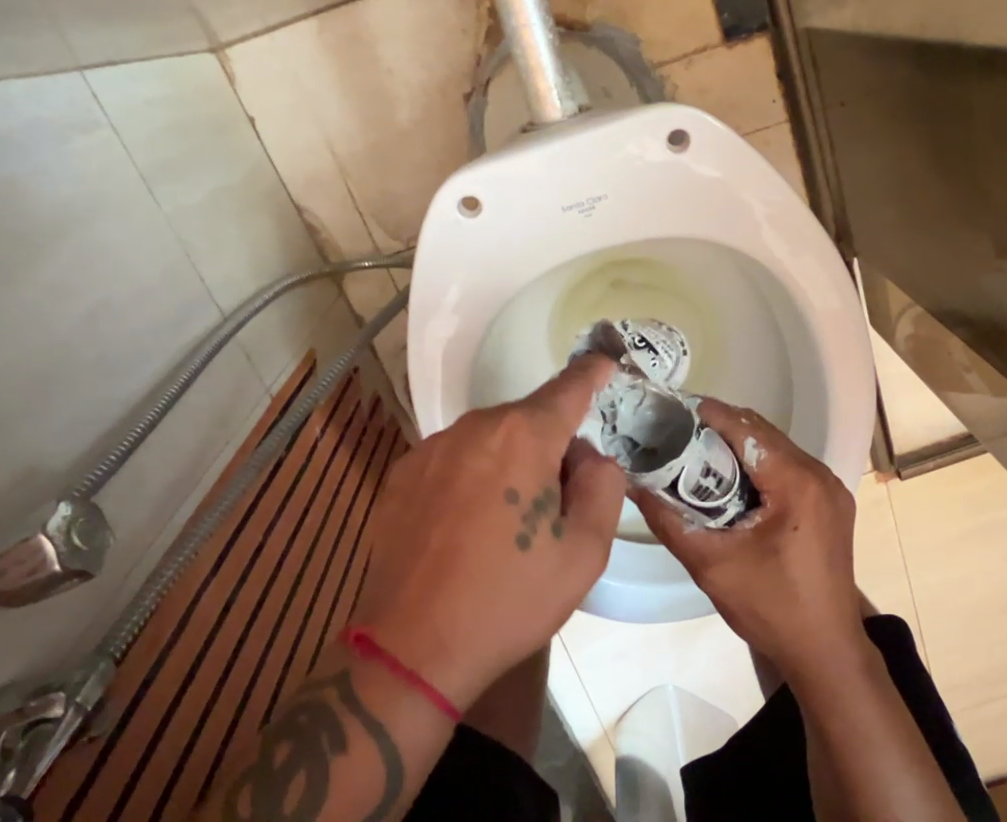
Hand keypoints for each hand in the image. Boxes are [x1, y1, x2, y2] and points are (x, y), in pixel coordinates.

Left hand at [352, 355, 625, 708]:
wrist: (414, 646)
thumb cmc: (509, 599)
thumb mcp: (585, 552)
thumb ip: (602, 486)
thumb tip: (587, 456)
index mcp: (523, 436)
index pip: (568, 388)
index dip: (591, 373)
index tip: (605, 360)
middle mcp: (473, 428)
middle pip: (528, 420)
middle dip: (550, 446)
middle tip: (560, 505)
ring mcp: (431, 450)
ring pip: (489, 441)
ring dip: (509, 464)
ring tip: (509, 526)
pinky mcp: (401, 476)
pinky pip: (454, 462)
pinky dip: (472, 479)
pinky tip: (468, 530)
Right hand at [631, 400, 867, 676]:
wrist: (825, 652)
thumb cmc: (770, 608)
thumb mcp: (710, 564)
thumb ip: (669, 519)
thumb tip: (632, 482)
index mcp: (797, 482)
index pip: (744, 427)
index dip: (704, 415)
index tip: (665, 414)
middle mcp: (819, 474)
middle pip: (760, 432)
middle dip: (716, 429)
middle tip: (672, 436)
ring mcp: (829, 489)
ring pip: (774, 448)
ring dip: (736, 447)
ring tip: (692, 456)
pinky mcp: (829, 505)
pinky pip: (787, 468)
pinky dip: (756, 466)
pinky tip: (727, 483)